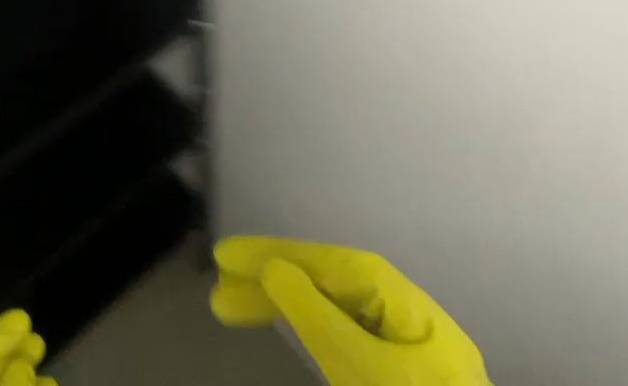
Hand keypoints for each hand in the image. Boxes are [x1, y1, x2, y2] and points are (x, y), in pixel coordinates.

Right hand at [212, 237, 490, 385]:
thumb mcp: (362, 367)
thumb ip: (318, 317)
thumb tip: (277, 270)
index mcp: (405, 302)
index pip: (329, 264)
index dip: (275, 253)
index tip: (225, 256)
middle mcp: (409, 314)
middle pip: (330, 284)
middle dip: (272, 284)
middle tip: (217, 293)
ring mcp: (410, 347)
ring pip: (337, 311)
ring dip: (285, 307)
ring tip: (232, 309)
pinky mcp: (405, 375)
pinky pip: (350, 335)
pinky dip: (313, 329)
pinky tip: (289, 325)